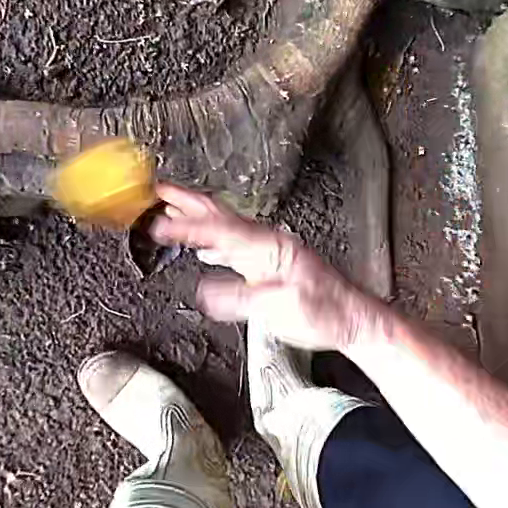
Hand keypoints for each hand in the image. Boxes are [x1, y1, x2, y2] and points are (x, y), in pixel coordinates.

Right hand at [148, 183, 381, 352]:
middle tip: (155, 189)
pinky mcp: (265, 265)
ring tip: (167, 207)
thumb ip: (243, 297)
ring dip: (194, 216)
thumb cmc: (325, 313)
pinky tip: (200, 247)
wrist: (352, 318)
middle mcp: (265, 241)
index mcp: (269, 246)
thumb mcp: (283, 308)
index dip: (186, 226)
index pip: (219, 230)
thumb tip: (204, 292)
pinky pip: (230, 245)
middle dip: (185, 201)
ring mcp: (264, 251)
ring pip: (222, 226)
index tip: (157, 221)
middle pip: (219, 215)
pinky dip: (209, 239)